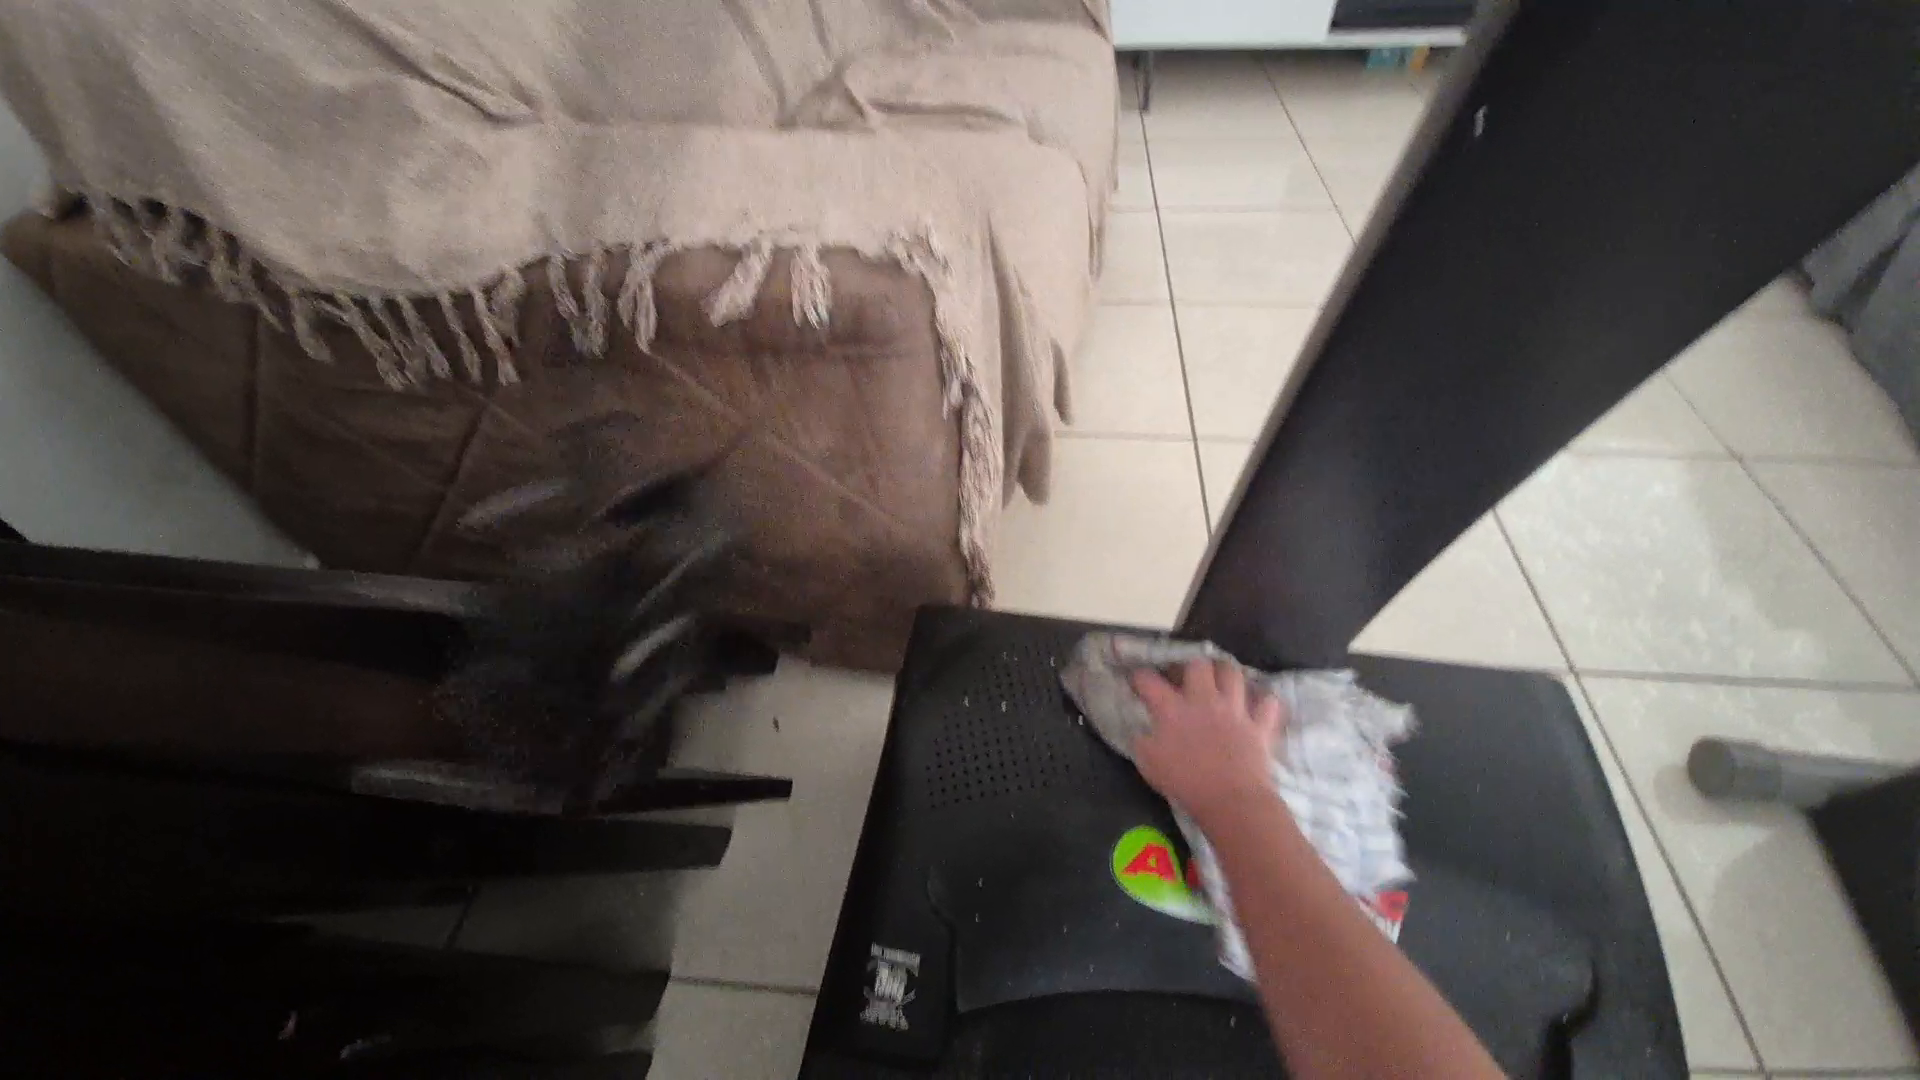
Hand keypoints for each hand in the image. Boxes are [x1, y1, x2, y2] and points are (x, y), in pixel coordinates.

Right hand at [1130, 659, 1285, 829]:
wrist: (1231, 801)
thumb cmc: (1185, 783)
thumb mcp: (1149, 764)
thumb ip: (1143, 742)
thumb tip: (1141, 732)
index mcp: (1172, 709)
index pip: (1149, 681)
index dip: (1140, 677)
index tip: (1137, 679)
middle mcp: (1204, 700)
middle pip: (1198, 665)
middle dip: (1190, 667)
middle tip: (1186, 679)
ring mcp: (1235, 710)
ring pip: (1233, 674)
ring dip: (1225, 675)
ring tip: (1220, 683)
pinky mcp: (1259, 725)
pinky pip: (1268, 703)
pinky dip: (1264, 702)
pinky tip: (1256, 706)